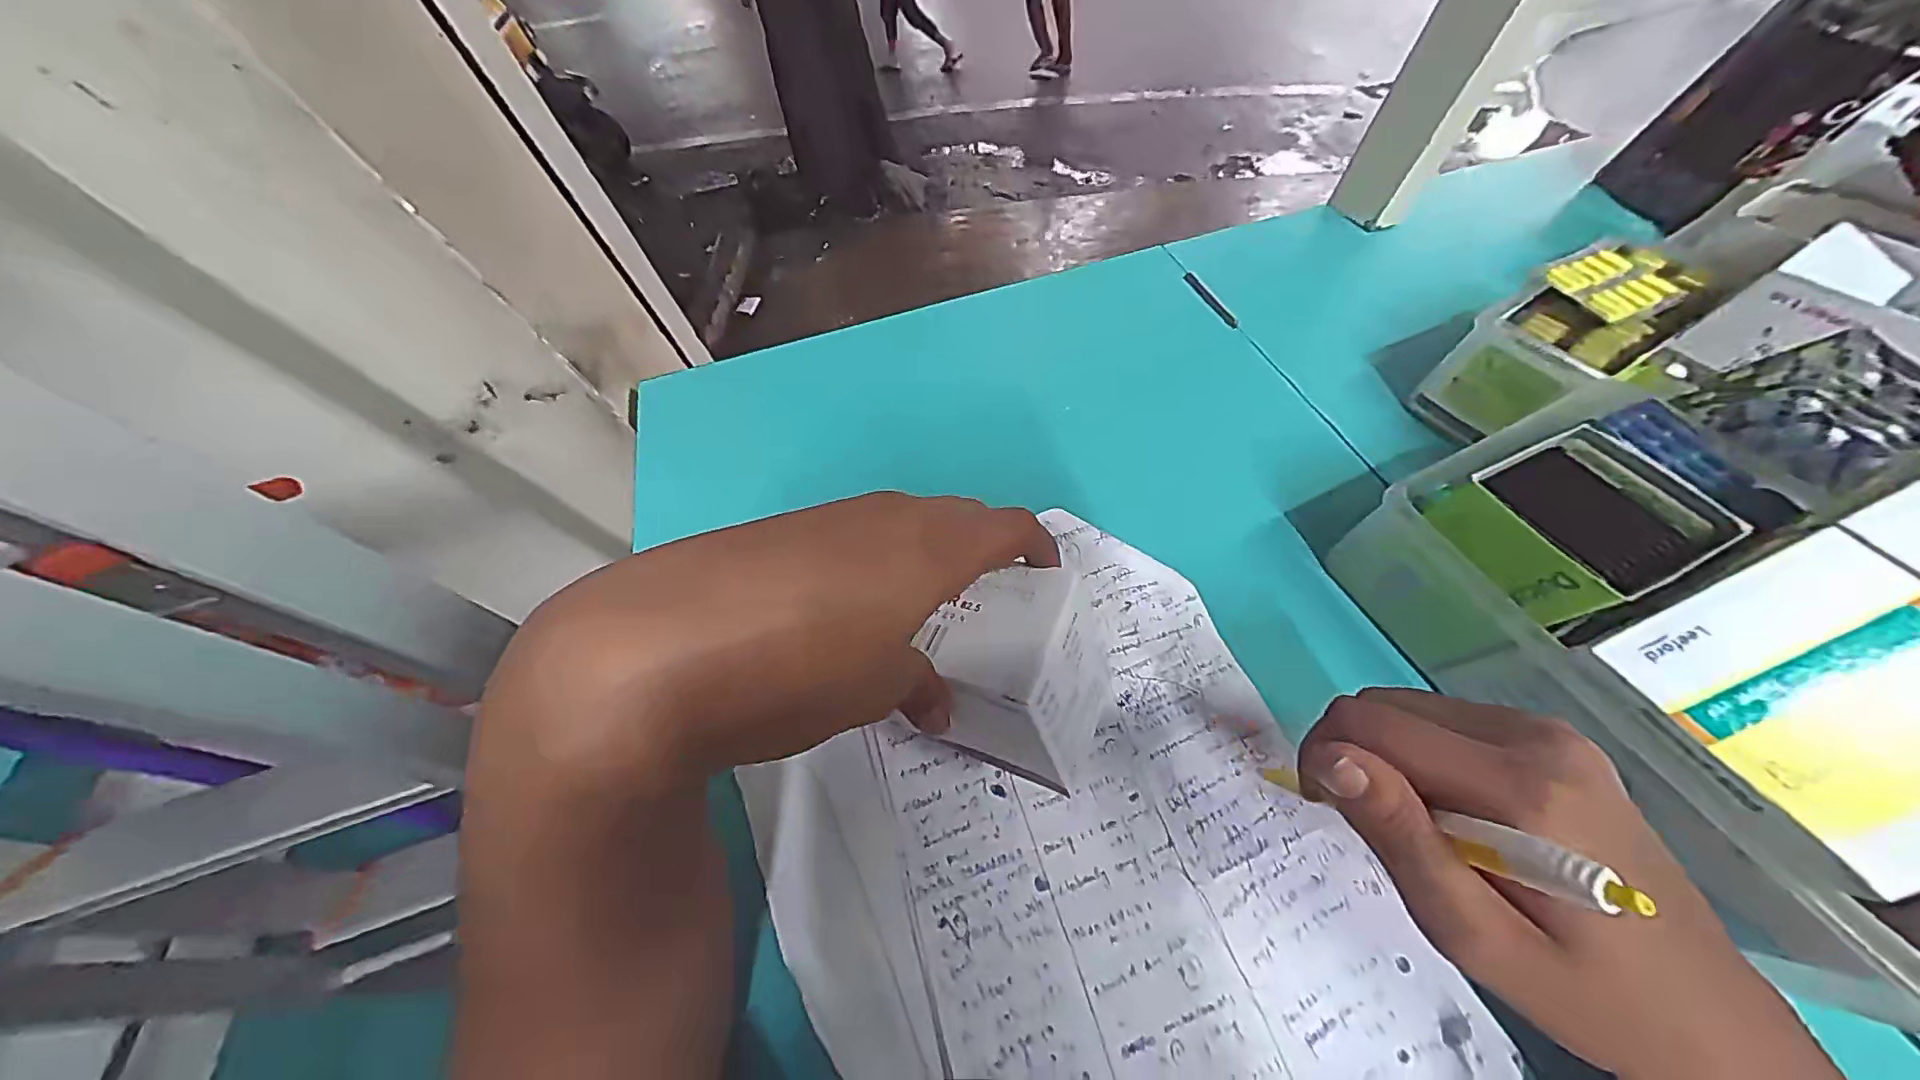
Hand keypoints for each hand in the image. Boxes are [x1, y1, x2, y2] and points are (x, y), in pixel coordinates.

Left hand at [472, 492, 1058, 795]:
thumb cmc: (795, 671)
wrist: (652, 651)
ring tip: (912, 602)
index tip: (1044, 570)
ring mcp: (822, 518)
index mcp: (925, 548)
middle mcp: (880, 517)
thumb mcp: (873, 690)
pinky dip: (865, 560)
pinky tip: (836, 605)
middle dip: (977, 546)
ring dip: (918, 553)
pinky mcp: (772, 530)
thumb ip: (916, 683)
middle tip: (983, 589)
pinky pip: (844, 535)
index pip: (1002, 526)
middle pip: (951, 516)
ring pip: (894, 523)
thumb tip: (935, 699)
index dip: (1032, 544)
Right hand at [1298, 688, 1838, 1079]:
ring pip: (1408, 709)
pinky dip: (1418, 755)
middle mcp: (1536, 736)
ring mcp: (1550, 732)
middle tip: (1368, 825)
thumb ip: (1399, 836)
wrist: (1709, 1016)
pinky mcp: (1552, 739)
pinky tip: (1448, 811)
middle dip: (1351, 755)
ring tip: (1414, 827)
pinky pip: (1443, 721)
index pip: (1370, 723)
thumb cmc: (1585, 992)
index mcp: (1521, 784)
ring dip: (1383, 756)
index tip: (1329, 811)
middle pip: (1384, 706)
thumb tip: (1332, 758)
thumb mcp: (1474, 935)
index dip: (1326, 757)